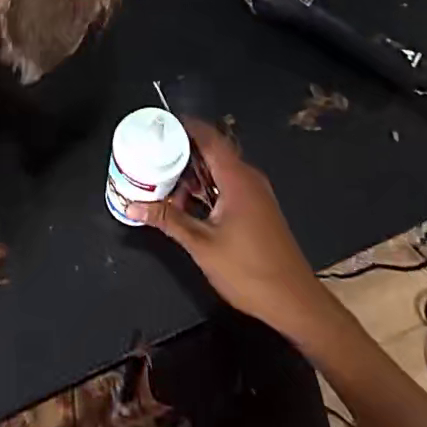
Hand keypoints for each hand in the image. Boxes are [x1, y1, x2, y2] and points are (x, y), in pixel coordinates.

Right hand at [126, 120, 343, 341]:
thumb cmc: (248, 270)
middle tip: (152, 159)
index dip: (186, 127)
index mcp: (237, 179)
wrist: (293, 300)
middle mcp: (249, 179)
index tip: (160, 126)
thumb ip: (168, 219)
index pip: (210, 138)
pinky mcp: (257, 209)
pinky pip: (228, 187)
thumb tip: (134, 205)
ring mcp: (256, 194)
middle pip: (213, 153)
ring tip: (164, 187)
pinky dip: (207, 190)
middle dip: (183, 155)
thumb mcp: (201, 244)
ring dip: (193, 177)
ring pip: (219, 172)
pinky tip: (187, 206)